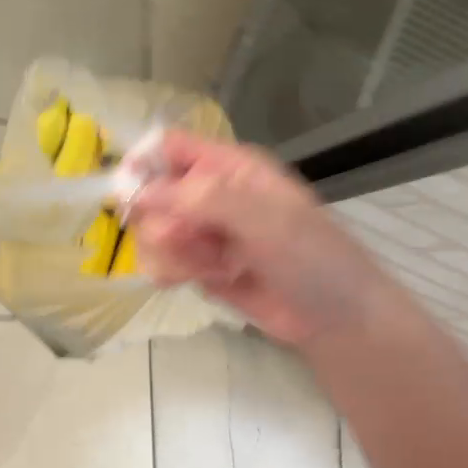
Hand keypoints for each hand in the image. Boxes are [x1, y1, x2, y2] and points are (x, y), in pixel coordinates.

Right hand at [128, 132, 391, 346]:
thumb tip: (138, 193)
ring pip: (149, 234)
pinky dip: (174, 273)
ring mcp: (200, 232)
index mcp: (229, 167)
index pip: (168, 148)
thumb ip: (202, 199)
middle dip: (163, 224)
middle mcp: (208, 194)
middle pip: (149, 195)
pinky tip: (208, 281)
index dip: (144, 165)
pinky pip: (158, 263)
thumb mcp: (265, 220)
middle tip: (192, 241)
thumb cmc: (312, 259)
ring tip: (214, 267)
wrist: (334, 319)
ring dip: (173, 255)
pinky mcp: (194, 266)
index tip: (132, 197)